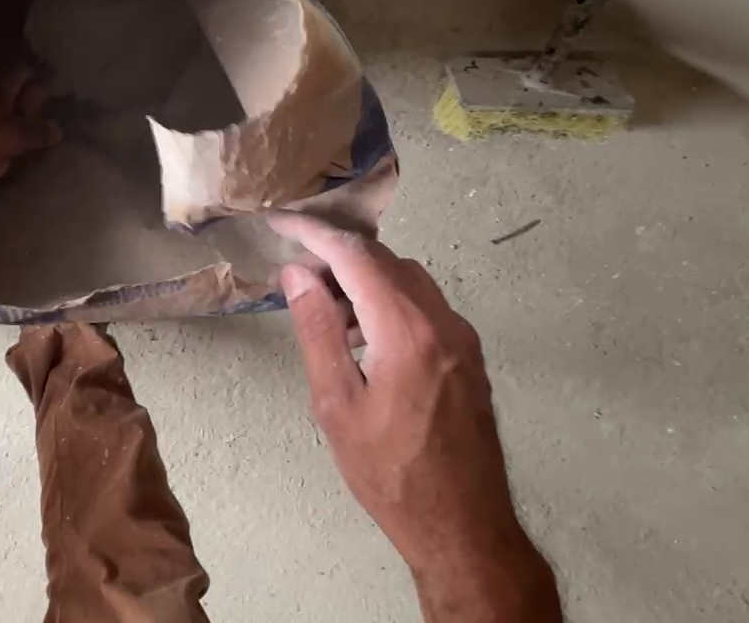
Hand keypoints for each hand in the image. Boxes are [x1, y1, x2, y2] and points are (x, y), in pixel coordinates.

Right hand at [270, 213, 558, 622]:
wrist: (464, 529)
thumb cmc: (389, 471)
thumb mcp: (336, 402)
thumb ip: (317, 329)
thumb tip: (297, 274)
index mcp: (407, 331)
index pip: (355, 255)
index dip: (313, 232)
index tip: (280, 220)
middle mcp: (442, 322)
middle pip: (383, 259)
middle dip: (335, 252)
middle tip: (295, 272)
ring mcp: (462, 338)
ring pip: (406, 277)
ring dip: (362, 274)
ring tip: (325, 306)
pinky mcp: (468, 355)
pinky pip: (423, 302)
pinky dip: (386, 297)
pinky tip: (363, 332)